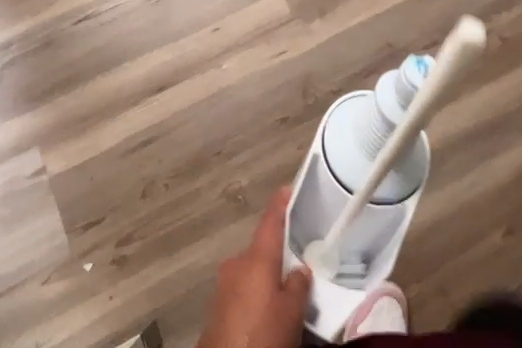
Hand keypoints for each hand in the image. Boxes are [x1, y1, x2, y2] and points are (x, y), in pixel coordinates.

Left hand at [197, 186, 312, 347]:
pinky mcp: (218, 306)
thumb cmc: (263, 334)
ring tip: (290, 290)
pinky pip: (244, 289)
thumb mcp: (292, 311)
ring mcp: (224, 285)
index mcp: (256, 258)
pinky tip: (270, 308)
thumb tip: (300, 269)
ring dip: (269, 276)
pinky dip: (258, 293)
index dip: (281, 204)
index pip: (270, 221)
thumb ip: (299, 285)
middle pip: (263, 249)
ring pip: (254, 271)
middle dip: (280, 254)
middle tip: (303, 259)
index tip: (289, 187)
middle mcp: (237, 264)